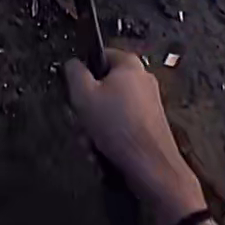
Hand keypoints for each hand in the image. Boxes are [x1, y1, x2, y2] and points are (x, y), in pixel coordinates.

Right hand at [65, 49, 204, 224]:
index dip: (82, 73)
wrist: (152, 168)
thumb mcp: (83, 92)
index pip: (98, 55)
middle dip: (87, 107)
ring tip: (91, 141)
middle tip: (81, 120)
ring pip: (109, 109)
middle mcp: (141, 80)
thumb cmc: (119, 127)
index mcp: (129, 64)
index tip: (76, 89)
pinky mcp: (149, 127)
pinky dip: (108, 137)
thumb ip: (73, 71)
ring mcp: (147, 105)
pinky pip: (120, 125)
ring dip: (94, 126)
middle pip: (102, 86)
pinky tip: (101, 151)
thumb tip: (72, 64)